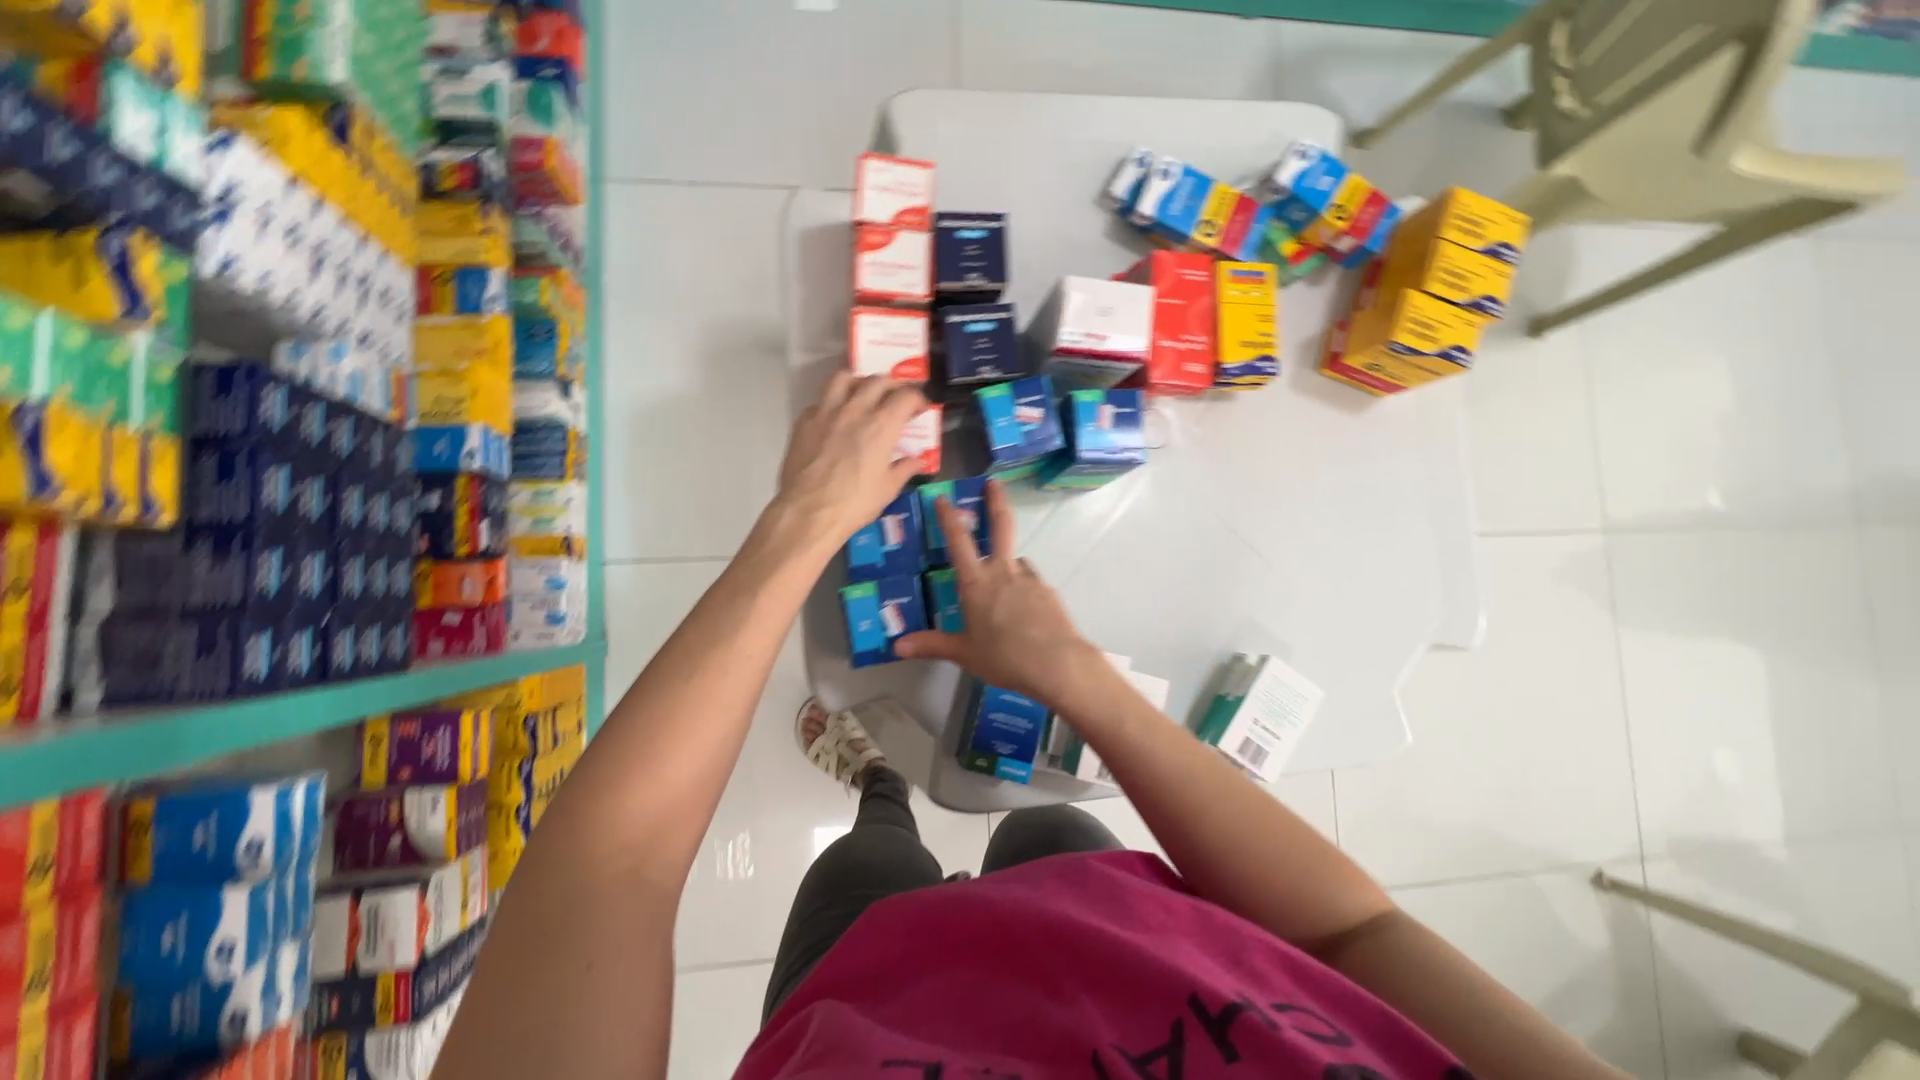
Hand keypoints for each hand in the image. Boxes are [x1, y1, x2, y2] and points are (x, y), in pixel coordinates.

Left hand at [776, 372, 927, 541]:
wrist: (809, 512)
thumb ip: (904, 468)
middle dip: (892, 385)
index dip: (917, 398)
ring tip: (862, 392)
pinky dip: (832, 402)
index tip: (920, 407)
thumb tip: (918, 460)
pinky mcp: (805, 421)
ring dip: (858, 381)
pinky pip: (821, 400)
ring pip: (844, 377)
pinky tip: (834, 417)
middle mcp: (855, 410)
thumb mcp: (887, 489)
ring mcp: (826, 412)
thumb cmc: (854, 504)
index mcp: (882, 426)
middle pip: (878, 380)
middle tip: (896, 398)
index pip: (906, 396)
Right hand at [896, 479, 1115, 709]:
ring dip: (1010, 564)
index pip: (959, 540)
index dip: (948, 517)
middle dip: (996, 501)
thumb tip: (898, 646)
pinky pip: (1033, 584)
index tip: (943, 497)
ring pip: (1018, 561)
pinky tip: (1025, 613)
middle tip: (994, 483)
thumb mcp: (964, 653)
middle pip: (1000, 526)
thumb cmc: (1004, 657)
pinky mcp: (1050, 593)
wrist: (1057, 664)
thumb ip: (932, 645)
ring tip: (1005, 588)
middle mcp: (1003, 572)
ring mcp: (1030, 580)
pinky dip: (1026, 590)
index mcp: (976, 583)